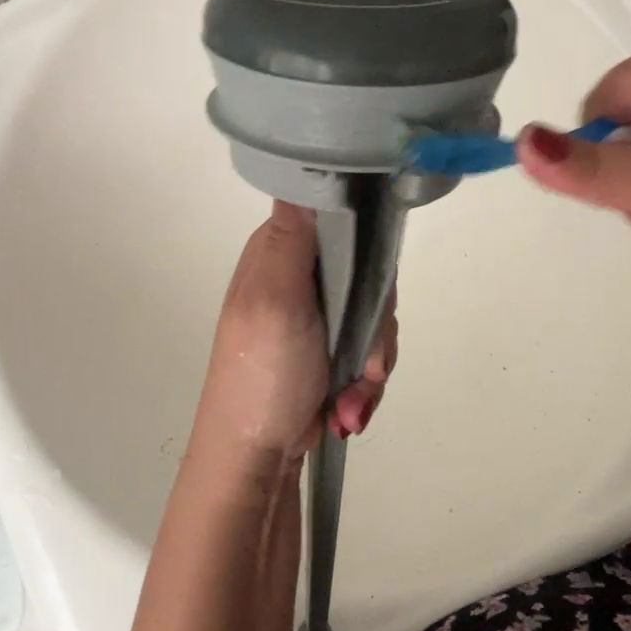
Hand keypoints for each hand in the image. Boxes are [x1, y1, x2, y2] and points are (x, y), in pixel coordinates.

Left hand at [193, 201, 397, 469]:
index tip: (372, 293)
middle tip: (361, 363)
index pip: (343, 219)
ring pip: (376, 319)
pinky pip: (369, 354)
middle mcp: (299, 277)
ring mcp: (315, 319)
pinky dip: (364, 387)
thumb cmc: (261, 375)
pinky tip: (348, 411)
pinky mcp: (328, 354)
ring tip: (348, 401)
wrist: (253, 462)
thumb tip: (303, 167)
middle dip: (375, 328)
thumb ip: (293, 237)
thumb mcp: (274, 299)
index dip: (369, 252)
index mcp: (280, 251)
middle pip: (370, 275)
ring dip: (370, 366)